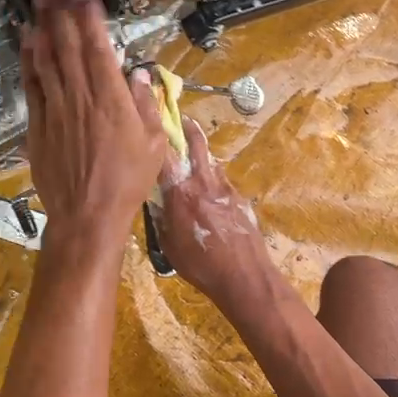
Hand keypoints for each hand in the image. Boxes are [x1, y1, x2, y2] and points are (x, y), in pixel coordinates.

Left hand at [21, 0, 167, 262]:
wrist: (86, 215)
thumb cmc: (127, 181)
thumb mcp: (153, 144)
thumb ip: (146, 105)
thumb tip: (139, 74)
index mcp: (111, 97)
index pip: (97, 45)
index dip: (89, 15)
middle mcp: (79, 94)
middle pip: (67, 43)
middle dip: (63, 9)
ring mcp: (54, 106)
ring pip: (45, 57)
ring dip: (44, 25)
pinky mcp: (37, 122)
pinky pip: (31, 82)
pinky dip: (28, 57)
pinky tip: (28, 39)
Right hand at [151, 116, 273, 303]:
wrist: (245, 278)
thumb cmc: (201, 265)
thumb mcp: (168, 244)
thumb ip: (160, 217)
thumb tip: (154, 199)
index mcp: (181, 193)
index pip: (165, 155)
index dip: (158, 135)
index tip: (152, 121)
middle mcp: (203, 182)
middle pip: (196, 144)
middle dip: (187, 127)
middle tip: (181, 119)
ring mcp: (225, 188)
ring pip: (210, 161)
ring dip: (200, 153)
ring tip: (191, 155)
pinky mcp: (239, 198)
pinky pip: (221, 180)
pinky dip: (212, 177)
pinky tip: (208, 190)